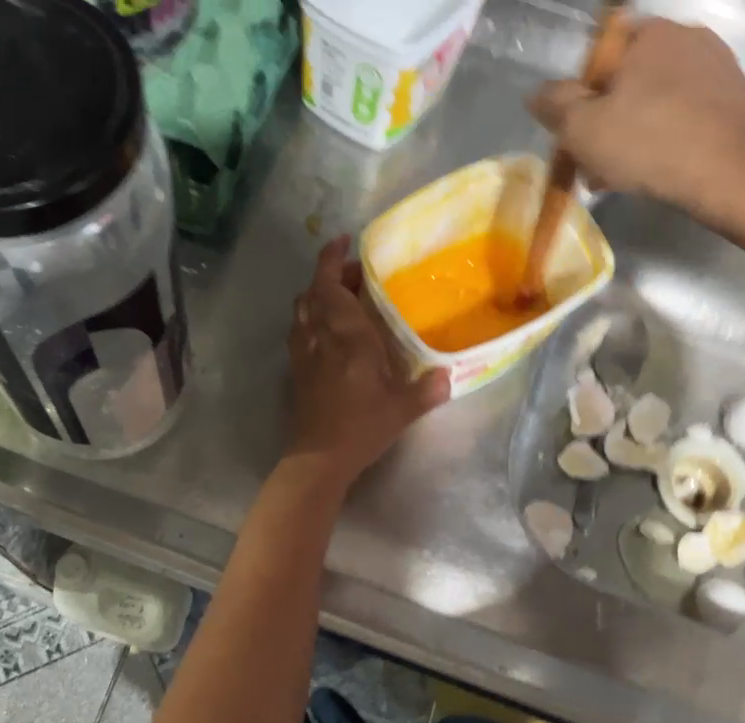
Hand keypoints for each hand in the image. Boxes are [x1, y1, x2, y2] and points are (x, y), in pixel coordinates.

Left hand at [285, 237, 449, 489]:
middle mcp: (320, 338)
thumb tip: (448, 376)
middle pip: (313, 293)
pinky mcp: (296, 373)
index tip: (343, 242)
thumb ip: (426, 390)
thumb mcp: (402, 410)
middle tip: (356, 276)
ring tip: (340, 299)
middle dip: (330, 276)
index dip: (332, 260)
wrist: (319, 459)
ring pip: (301, 311)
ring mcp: (303, 355)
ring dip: (316, 296)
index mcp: (347, 338)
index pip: (331, 286)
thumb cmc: (361, 429)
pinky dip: (309, 320)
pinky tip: (326, 332)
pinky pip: (298, 333)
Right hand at [528, 19, 744, 212]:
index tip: (577, 128)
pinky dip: (664, 136)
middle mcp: (687, 36)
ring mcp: (717, 65)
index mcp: (649, 34)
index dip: (583, 91)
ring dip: (634, 131)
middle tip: (595, 159)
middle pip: (630, 78)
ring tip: (621, 173)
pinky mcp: (734, 96)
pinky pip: (684, 113)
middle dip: (608, 117)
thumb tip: (537, 93)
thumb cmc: (645, 143)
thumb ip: (555, 105)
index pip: (602, 53)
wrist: (724, 171)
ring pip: (656, 99)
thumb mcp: (581, 128)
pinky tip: (655, 168)